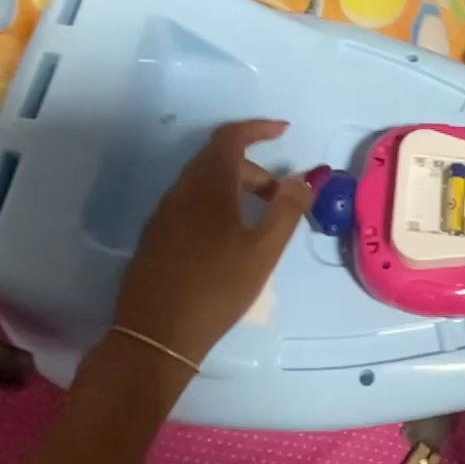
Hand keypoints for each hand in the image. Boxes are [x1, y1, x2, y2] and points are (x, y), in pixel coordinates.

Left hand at [113, 120, 313, 364]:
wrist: (156, 335)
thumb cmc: (218, 288)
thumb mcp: (264, 249)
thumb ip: (288, 208)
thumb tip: (308, 175)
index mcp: (208, 185)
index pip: (230, 137)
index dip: (258, 128)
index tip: (284, 132)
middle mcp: (181, 190)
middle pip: (218, 159)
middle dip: (254, 168)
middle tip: (281, 196)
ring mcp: (164, 213)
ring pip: (203, 182)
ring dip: (235, 188)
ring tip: (259, 221)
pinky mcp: (156, 236)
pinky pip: (190, 203)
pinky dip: (216, 204)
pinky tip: (229, 239)